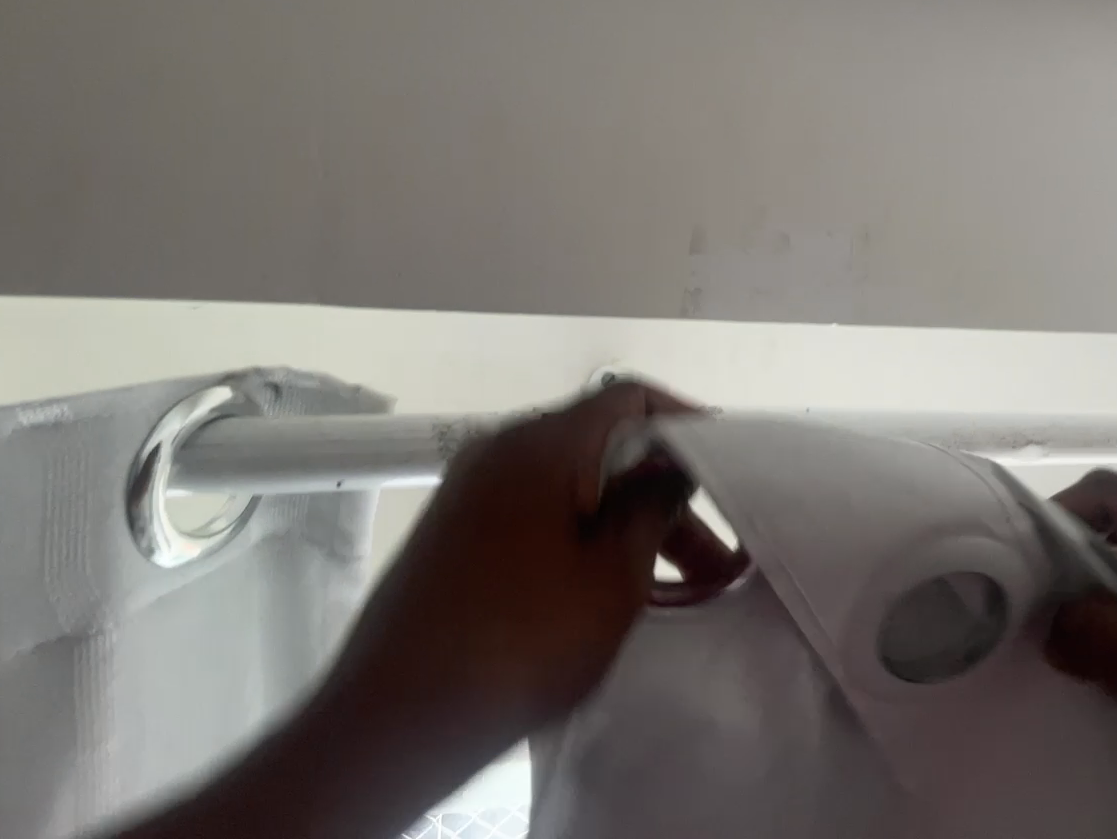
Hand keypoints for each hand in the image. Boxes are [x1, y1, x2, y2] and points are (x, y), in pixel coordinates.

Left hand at [333, 380, 704, 734]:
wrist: (393, 719)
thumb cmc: (520, 641)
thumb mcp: (611, 577)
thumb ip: (651, 507)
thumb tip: (670, 468)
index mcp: (540, 444)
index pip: (627, 398)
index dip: (684, 422)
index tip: (723, 465)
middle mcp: (501, 448)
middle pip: (602, 446)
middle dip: (663, 495)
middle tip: (712, 557)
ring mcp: (474, 487)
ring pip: (573, 484)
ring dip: (627, 521)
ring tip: (678, 584)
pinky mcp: (460, 526)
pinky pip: (539, 508)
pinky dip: (585, 532)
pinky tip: (614, 585)